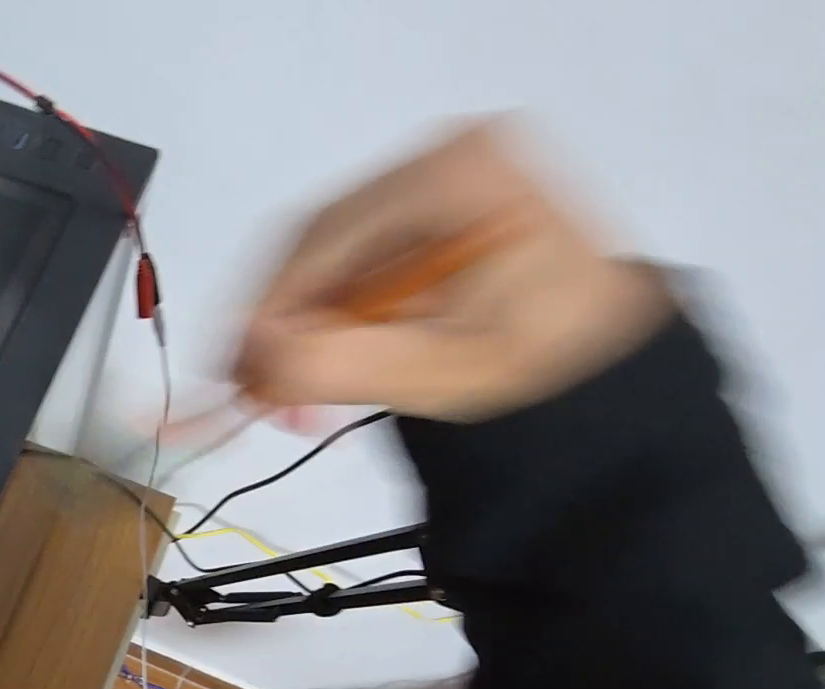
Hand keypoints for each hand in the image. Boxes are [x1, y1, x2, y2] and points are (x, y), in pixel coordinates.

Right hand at [233, 119, 671, 421]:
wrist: (590, 356)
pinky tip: (311, 361)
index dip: (266, 305)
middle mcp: (433, 160)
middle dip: (275, 325)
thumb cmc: (539, 361)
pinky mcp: (407, 213)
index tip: (234, 367)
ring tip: (285, 391)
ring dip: (289, 328)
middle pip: (311, 244)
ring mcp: (418, 183)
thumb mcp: (439, 373)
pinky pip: (335, 265)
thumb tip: (251, 354)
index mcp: (457, 174)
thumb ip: (340, 362)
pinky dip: (313, 320)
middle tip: (255, 391)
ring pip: (314, 258)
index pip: (323, 233)